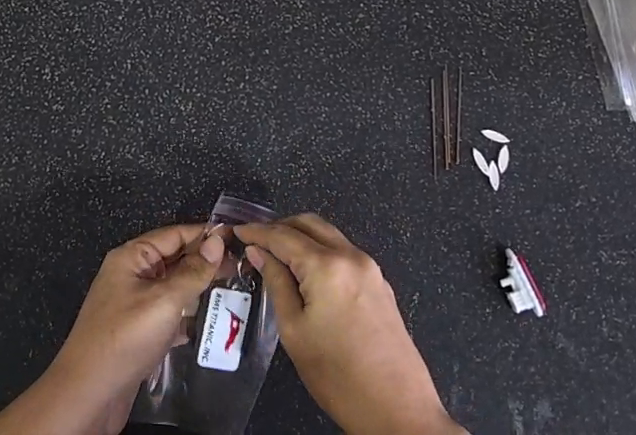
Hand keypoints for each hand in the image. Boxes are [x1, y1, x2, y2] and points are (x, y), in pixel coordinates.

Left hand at [54, 223, 224, 390]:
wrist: (89, 393)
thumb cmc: (125, 338)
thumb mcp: (164, 300)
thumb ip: (193, 271)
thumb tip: (217, 241)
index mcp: (131, 257)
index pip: (173, 234)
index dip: (204, 235)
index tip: (236, 238)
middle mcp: (130, 275)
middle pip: (172, 259)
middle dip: (203, 263)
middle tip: (240, 269)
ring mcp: (132, 304)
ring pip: (171, 288)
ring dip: (197, 289)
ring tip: (230, 292)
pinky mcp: (136, 331)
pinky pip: (166, 314)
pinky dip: (185, 316)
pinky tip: (207, 323)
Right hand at [235, 214, 465, 434]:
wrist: (399, 411)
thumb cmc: (338, 376)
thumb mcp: (294, 331)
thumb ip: (276, 283)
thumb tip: (259, 253)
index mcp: (327, 266)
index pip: (283, 235)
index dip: (256, 231)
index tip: (237, 231)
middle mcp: (352, 257)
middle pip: (309, 223)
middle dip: (279, 226)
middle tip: (255, 240)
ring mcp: (371, 269)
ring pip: (329, 235)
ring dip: (301, 236)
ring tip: (277, 255)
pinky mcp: (380, 285)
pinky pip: (344, 252)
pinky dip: (320, 251)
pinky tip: (307, 272)